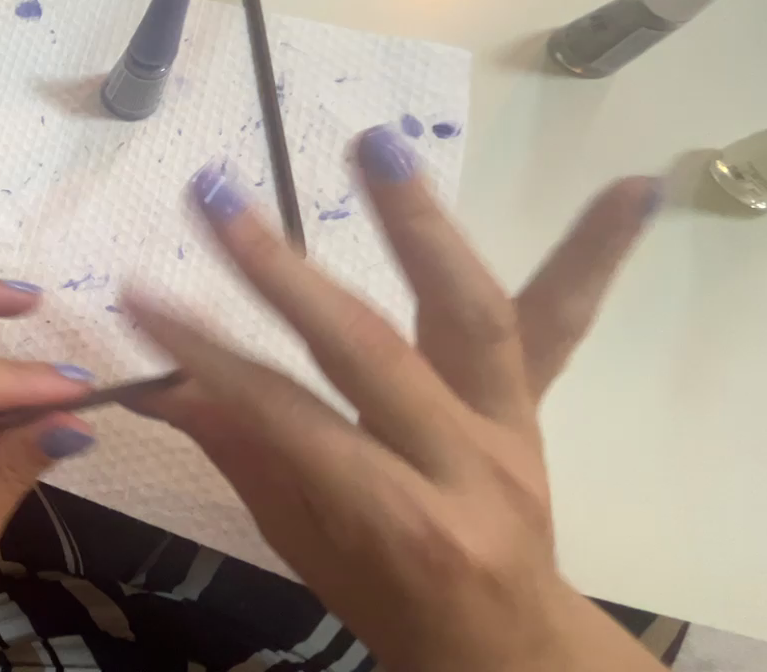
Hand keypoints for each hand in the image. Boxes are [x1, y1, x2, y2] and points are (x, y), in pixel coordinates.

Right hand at [127, 126, 662, 671]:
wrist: (506, 643)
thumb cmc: (383, 597)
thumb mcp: (292, 532)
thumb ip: (228, 443)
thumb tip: (145, 381)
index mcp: (396, 513)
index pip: (279, 411)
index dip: (202, 353)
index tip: (134, 295)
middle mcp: (464, 462)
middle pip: (366, 349)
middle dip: (278, 269)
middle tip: (214, 198)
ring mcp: (510, 423)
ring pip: (470, 314)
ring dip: (418, 223)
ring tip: (377, 144)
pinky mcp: (532, 402)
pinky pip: (559, 326)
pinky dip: (590, 255)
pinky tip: (631, 186)